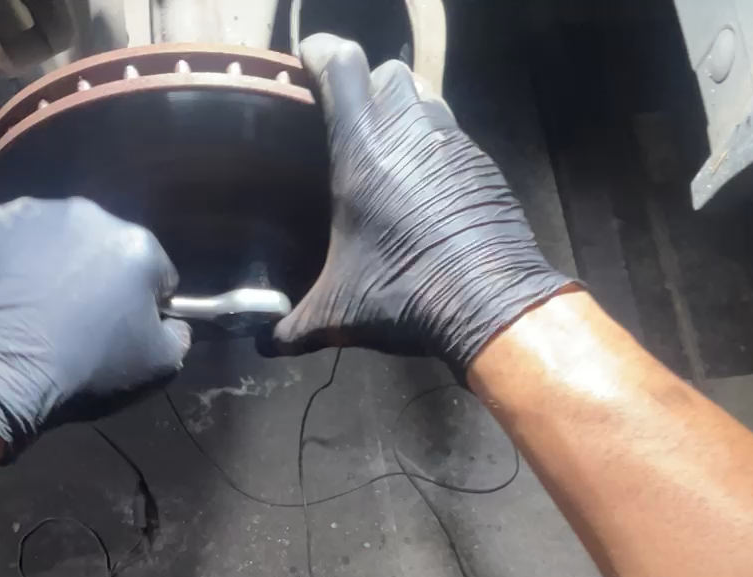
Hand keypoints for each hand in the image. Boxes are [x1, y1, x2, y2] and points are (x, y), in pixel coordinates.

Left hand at [0, 197, 191, 455]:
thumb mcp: (158, 367)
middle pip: (105, 246)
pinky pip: (8, 241)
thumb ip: (178, 336)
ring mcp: (30, 212)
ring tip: (40, 309)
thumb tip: (174, 322)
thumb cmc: (88, 368)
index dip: (147, 304)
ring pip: (56, 237)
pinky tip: (7, 299)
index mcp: (136, 244)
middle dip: (100, 275)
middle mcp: (87, 214)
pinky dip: (10, 263)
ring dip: (55, 264)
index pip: (158, 272)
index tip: (128, 329)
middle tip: (82, 320)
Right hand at [275, 35, 573, 375]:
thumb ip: (293, 326)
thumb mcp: (337, 316)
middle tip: (349, 114)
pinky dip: (434, 145)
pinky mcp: (484, 168)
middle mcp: (410, 134)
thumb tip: (264, 345)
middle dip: (365, 83)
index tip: (306, 61)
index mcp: (363, 153)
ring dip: (404, 107)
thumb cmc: (404, 297)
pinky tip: (425, 184)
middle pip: (386, 71)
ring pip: (425, 96)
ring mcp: (453, 145)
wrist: (488, 306)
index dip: (318, 54)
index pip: (340, 66)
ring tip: (388, 144)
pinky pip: (453, 135)